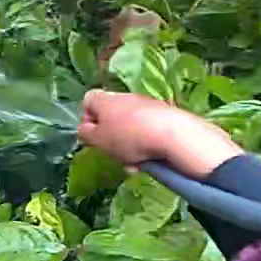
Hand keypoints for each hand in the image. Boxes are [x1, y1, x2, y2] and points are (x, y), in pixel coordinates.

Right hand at [77, 91, 242, 178]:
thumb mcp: (96, 140)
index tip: (90, 135)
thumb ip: (85, 134)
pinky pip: (147, 131)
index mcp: (105, 100)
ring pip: (129, 127)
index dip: (86, 118)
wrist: (176, 136)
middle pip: (110, 116)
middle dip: (109, 137)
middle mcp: (126, 98)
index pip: (87, 101)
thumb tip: (85, 129)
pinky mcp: (166, 115)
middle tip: (111, 152)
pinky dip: (145, 145)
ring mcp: (148, 105)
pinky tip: (148, 160)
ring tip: (132, 163)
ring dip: (127, 145)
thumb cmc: (128, 137)